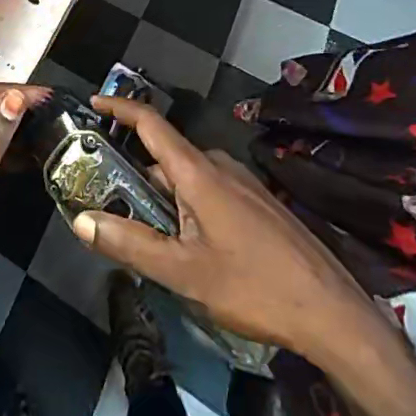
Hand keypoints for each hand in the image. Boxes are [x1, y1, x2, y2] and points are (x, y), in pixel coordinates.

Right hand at [70, 96, 366, 353]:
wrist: (334, 313)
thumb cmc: (256, 287)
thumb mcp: (184, 273)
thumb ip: (131, 244)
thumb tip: (82, 222)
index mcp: (199, 173)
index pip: (151, 123)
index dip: (120, 108)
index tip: (95, 102)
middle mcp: (221, 167)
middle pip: (166, 157)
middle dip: (135, 176)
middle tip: (110, 204)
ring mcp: (244, 184)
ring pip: (189, 178)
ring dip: (163, 197)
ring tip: (148, 236)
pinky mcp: (259, 204)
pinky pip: (211, 191)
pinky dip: (188, 206)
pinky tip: (191, 246)